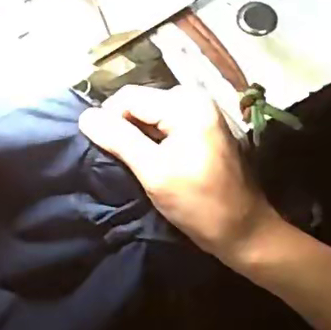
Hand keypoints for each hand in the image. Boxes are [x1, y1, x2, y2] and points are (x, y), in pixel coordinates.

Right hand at [77, 85, 297, 270]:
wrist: (245, 232)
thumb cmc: (199, 204)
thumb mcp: (153, 171)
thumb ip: (118, 139)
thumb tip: (85, 117)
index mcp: (187, 104)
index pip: (128, 98)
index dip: (108, 121)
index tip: (103, 152)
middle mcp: (196, 99)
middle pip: (139, 102)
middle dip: (123, 127)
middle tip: (119, 159)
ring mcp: (201, 112)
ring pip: (148, 114)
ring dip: (136, 135)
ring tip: (134, 162)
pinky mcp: (202, 127)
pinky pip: (163, 123)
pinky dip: (151, 139)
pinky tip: (150, 161)